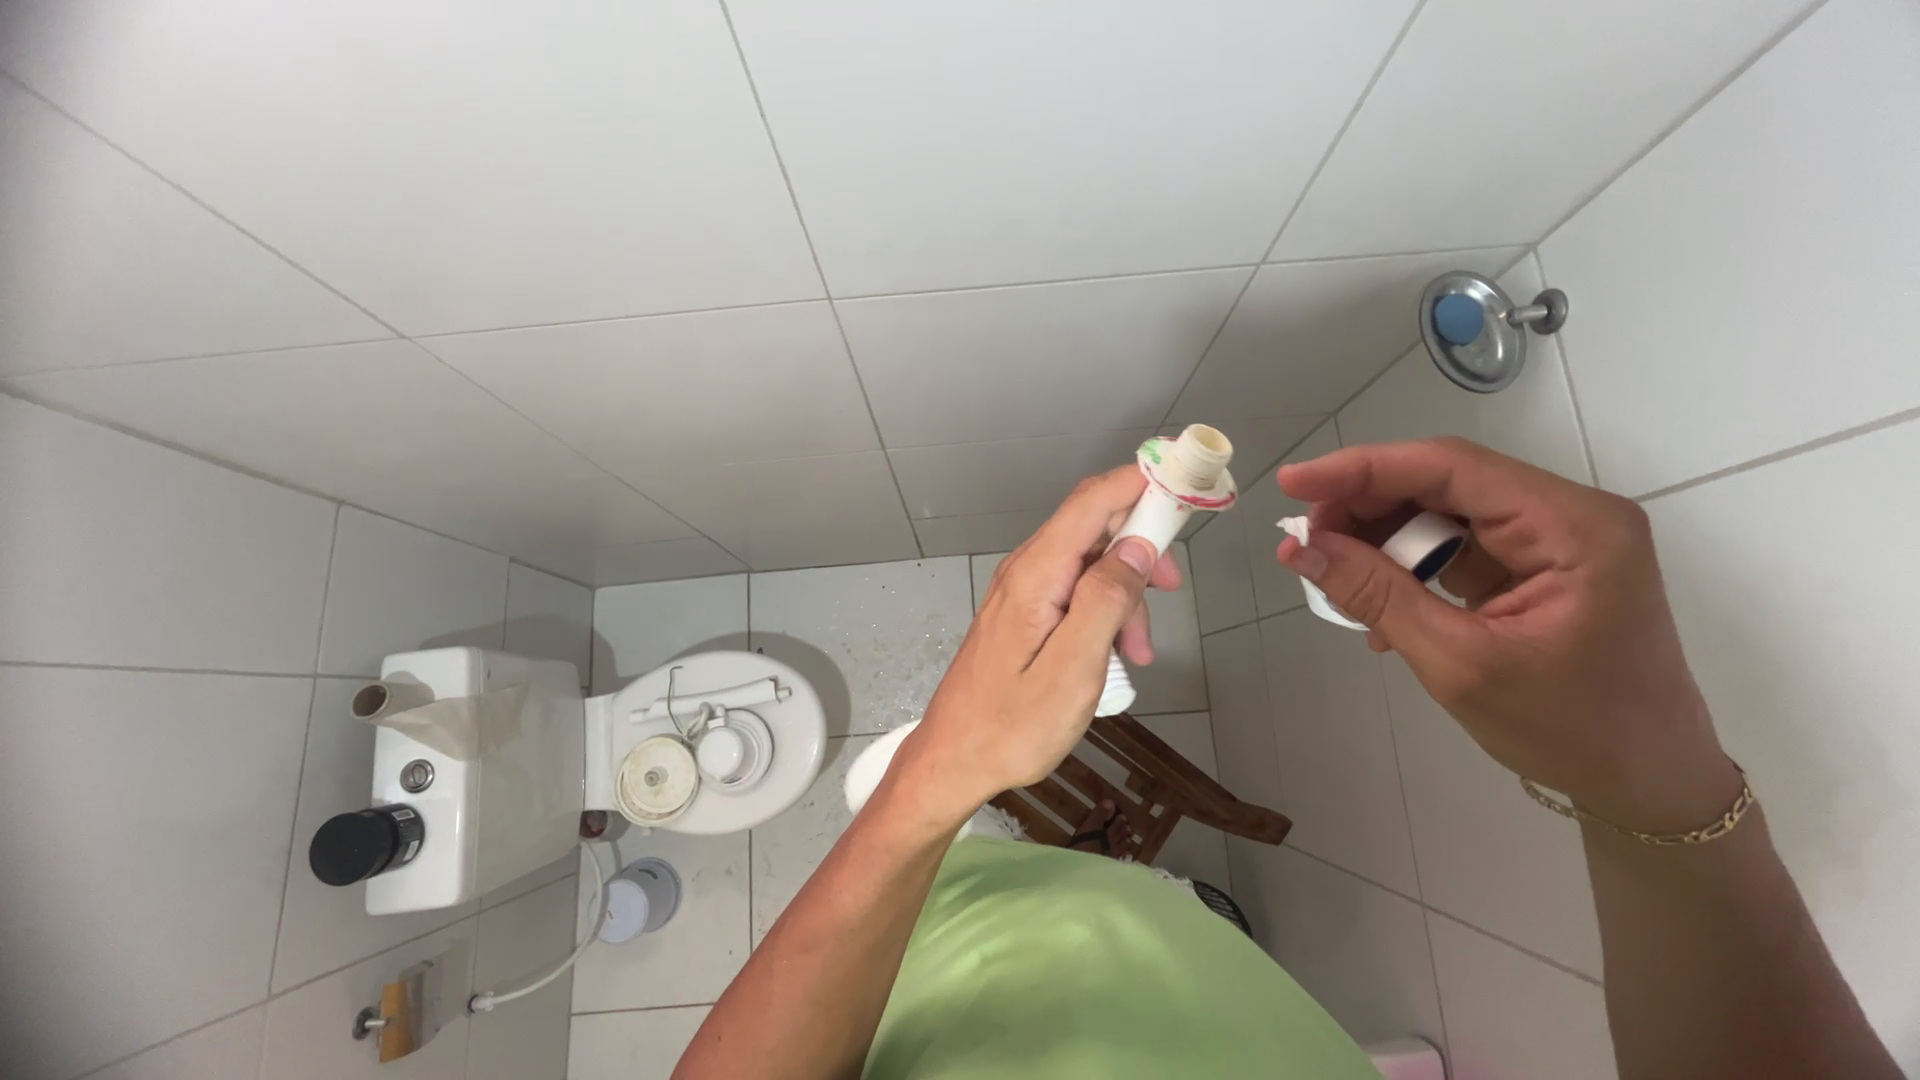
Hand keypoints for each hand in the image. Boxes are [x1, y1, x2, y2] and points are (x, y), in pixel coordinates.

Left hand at [884, 466, 1180, 824]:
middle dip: (1141, 549)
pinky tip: (1116, 654)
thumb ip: (1106, 600)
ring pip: (1090, 564)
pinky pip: (1075, 593)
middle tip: (1172, 588)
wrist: (954, 761)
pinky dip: (1104, 612)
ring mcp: (1023, 592)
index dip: (1141, 481)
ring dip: (1125, 594)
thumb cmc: (1011, 727)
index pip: (1092, 500)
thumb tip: (1136, 546)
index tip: (1187, 482)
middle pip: (1094, 527)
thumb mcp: (1073, 668)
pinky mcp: (1025, 614)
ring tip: (1139, 651)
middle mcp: (1026, 570)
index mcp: (1036, 574)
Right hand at [1274, 437, 1736, 830]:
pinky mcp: (1535, 566)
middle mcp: (1566, 514)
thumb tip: (1298, 549)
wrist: (1647, 783)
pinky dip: (1406, 568)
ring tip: (1334, 578)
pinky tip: (1376, 604)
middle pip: (1442, 483)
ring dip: (1380, 541)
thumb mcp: (1458, 662)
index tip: (1292, 484)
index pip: (1448, 468)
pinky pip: (1454, 546)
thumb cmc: (1568, 729)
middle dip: (1364, 507)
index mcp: (1571, 526)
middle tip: (1305, 543)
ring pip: (1441, 512)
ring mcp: (1551, 540)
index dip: (1360, 469)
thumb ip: (1376, 595)